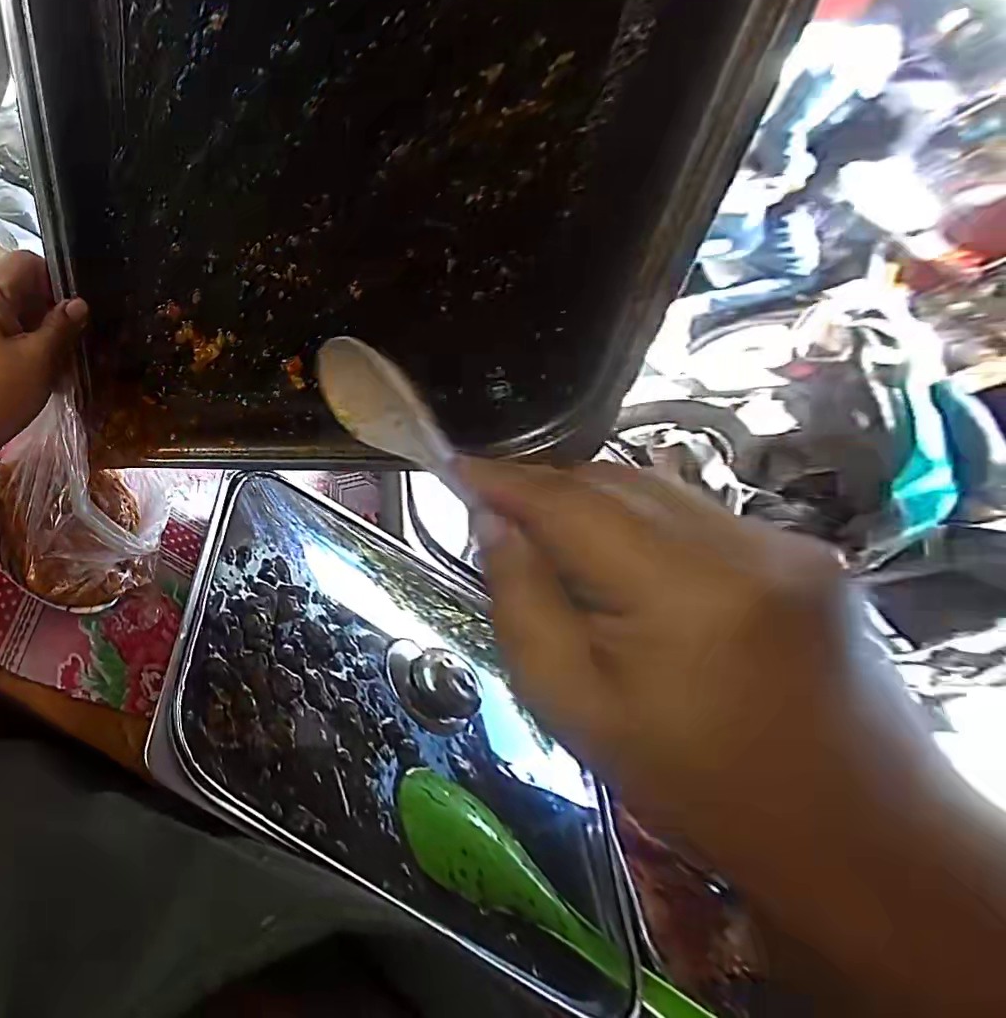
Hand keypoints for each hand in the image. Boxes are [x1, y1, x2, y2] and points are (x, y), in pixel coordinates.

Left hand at [0, 251, 87, 466]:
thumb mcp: (37, 360)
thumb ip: (61, 326)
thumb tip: (79, 304)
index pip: (29, 262)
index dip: (58, 282)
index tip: (79, 313)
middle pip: (22, 287)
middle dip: (52, 310)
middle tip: (79, 339)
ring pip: (16, 313)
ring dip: (42, 333)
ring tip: (65, 359)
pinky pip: (4, 334)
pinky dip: (26, 347)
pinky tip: (46, 371)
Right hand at [459, 460, 940, 860]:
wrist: (852, 836)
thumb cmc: (685, 775)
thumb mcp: (563, 693)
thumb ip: (518, 594)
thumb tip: (492, 522)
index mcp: (685, 590)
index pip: (567, 503)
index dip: (500, 477)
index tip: (450, 466)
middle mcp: (749, 549)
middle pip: (612, 482)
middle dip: (537, 486)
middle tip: (483, 508)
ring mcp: (790, 549)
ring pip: (651, 490)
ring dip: (581, 500)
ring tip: (535, 533)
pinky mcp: (806, 559)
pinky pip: (688, 513)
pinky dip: (628, 519)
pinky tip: (603, 556)